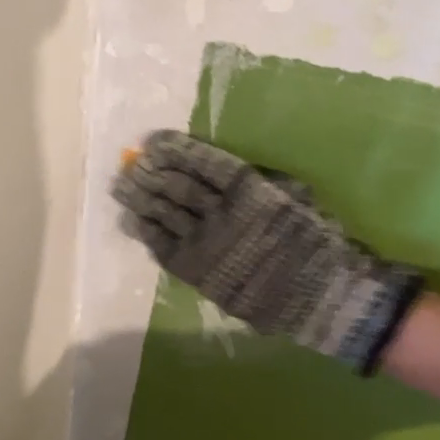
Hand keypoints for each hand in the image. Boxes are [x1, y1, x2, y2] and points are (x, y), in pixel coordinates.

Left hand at [112, 129, 422, 374]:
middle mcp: (220, 213)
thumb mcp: (295, 198)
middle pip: (176, 186)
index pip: (203, 162)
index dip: (176, 150)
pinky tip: (134, 222)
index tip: (156, 142)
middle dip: (151, 172)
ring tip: (122, 188)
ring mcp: (205, 244)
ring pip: (163, 214)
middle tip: (132, 164)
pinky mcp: (197, 272)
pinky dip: (147, 233)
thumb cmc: (314, 244)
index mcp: (248, 190)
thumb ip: (260, 182)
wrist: (318, 297)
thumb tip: (220, 171)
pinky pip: (163, 247)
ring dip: (140, 199)